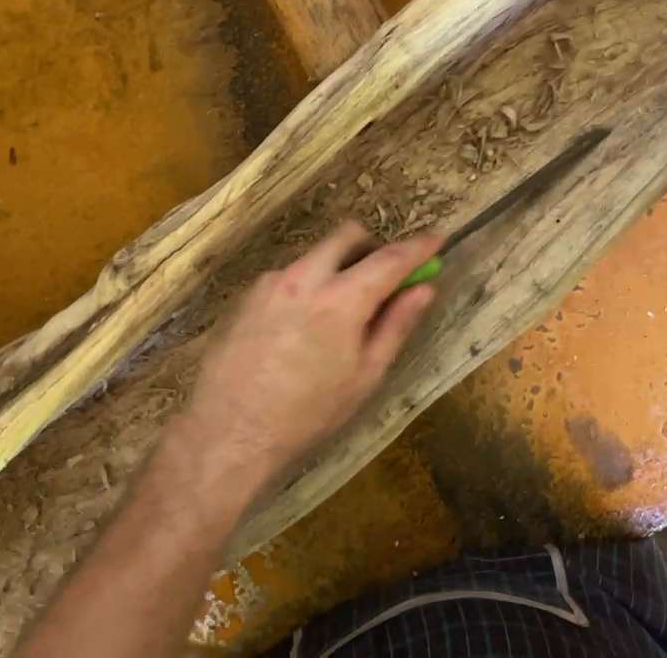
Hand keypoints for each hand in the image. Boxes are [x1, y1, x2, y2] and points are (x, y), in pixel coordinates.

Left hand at [177, 223, 443, 490]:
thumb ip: (396, 325)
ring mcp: (272, 281)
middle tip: (384, 278)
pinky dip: (309, 286)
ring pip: (317, 255)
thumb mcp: (364, 376)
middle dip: (372, 246)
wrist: (229, 431)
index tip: (437, 237)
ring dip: (338, 268)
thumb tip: (424, 290)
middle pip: (347, 235)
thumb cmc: (307, 414)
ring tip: (339, 317)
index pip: (390, 259)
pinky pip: (291, 275)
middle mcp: (304, 276)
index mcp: (340, 299)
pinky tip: (302, 329)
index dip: (418, 247)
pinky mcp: (249, 293)